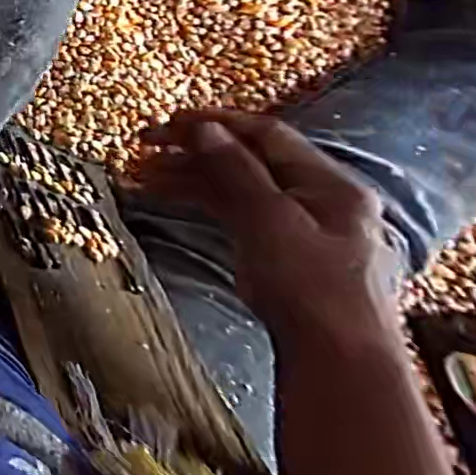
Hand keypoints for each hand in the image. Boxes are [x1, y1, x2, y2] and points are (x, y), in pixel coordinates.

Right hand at [139, 110, 400, 345]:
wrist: (334, 353)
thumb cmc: (308, 281)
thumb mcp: (267, 217)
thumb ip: (235, 168)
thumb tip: (203, 127)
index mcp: (329, 183)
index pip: (267, 133)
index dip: (216, 121)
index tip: (166, 122)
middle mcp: (318, 195)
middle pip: (247, 157)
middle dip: (192, 149)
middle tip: (144, 146)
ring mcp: (299, 220)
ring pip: (235, 182)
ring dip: (187, 173)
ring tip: (141, 172)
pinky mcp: (279, 243)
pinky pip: (234, 206)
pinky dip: (198, 197)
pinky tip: (164, 194)